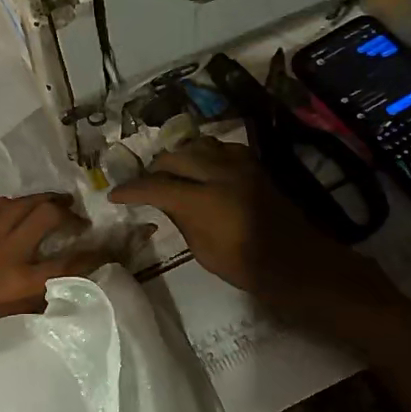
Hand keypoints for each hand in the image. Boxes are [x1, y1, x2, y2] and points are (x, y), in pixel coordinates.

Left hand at [0, 193, 113, 342]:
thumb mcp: (26, 320)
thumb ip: (52, 298)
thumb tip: (79, 280)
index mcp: (24, 283)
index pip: (71, 261)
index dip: (97, 253)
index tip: (110, 249)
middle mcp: (6, 254)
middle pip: (46, 216)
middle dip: (69, 214)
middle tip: (79, 221)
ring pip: (19, 204)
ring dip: (42, 200)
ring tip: (57, 202)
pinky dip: (8, 202)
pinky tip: (18, 205)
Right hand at [108, 138, 382, 301]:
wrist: (295, 261)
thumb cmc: (246, 266)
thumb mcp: (203, 250)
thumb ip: (182, 219)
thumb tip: (165, 202)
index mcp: (204, 200)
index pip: (156, 185)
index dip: (132, 190)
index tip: (115, 194)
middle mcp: (220, 173)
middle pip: (175, 157)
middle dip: (154, 169)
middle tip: (143, 183)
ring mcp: (239, 165)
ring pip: (198, 145)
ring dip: (179, 156)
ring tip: (170, 171)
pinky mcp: (253, 165)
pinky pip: (221, 148)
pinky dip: (204, 154)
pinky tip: (200, 167)